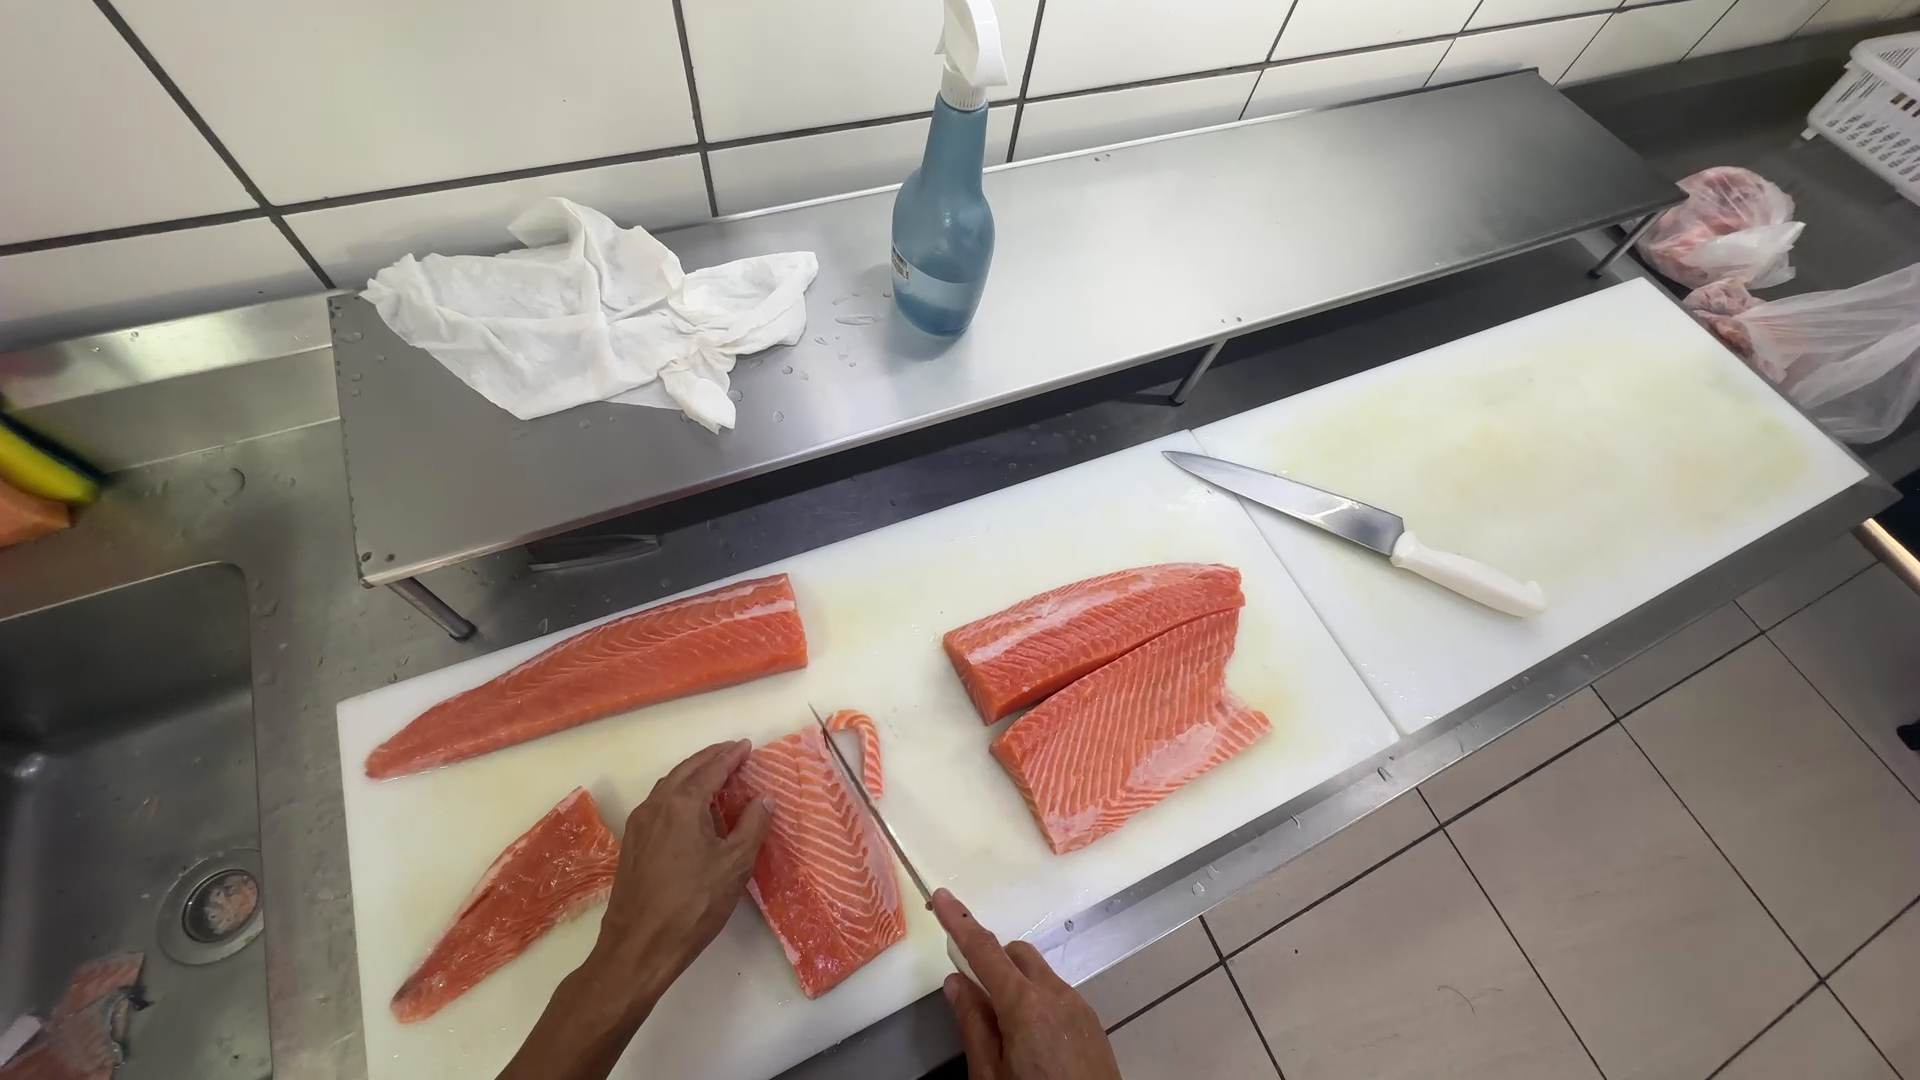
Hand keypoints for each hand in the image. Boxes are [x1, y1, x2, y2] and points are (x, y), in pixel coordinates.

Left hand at [497, 741, 769, 1079]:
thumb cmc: (693, 904)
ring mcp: (639, 824)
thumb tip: (764, 798)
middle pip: (686, 770)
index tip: (747, 745)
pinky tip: (690, 806)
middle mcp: (657, 805)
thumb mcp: (735, 864)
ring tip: (714, 772)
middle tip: (732, 751)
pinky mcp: (632, 844)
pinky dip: (678, 791)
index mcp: (683, 804)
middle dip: (710, 757)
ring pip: (668, 784)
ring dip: (692, 773)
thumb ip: (753, 825)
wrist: (638, 949)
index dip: (731, 756)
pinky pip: (658, 802)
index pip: (712, 769)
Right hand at [932, 888, 1120, 1079]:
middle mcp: (1055, 994)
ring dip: (1016, 984)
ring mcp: (1079, 1006)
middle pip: (1016, 954)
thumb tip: (957, 982)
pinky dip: (1038, 1002)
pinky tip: (1034, 1045)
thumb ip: (973, 1025)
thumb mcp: (991, 1078)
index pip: (984, 950)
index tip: (943, 896)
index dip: (960, 922)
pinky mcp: (1093, 1023)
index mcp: (1024, 1005)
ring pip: (1039, 974)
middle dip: (992, 961)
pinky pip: (1058, 995)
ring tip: (1005, 1033)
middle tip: (973, 994)